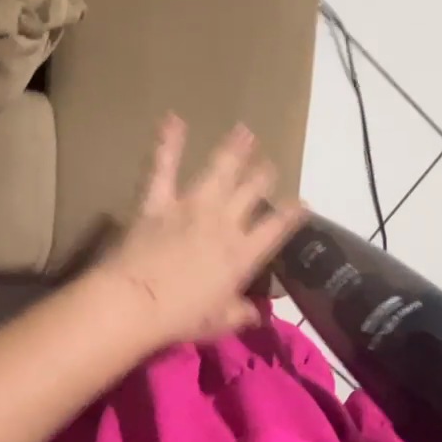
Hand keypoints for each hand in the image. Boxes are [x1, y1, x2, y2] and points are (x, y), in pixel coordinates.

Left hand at [93, 115, 306, 347]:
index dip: (292, 214)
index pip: (277, 228)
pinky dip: (168, 143)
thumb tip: (256, 314)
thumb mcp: (220, 323)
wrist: (138, 303)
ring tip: (245, 132)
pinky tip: (173, 119)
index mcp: (243, 254)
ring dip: (234, 150)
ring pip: (220, 171)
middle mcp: (224, 223)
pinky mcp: (158, 202)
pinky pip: (163, 167)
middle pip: (252, 192)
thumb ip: (241, 314)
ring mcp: (192, 207)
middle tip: (269, 167)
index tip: (302, 203)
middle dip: (263, 177)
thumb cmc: (182, 318)